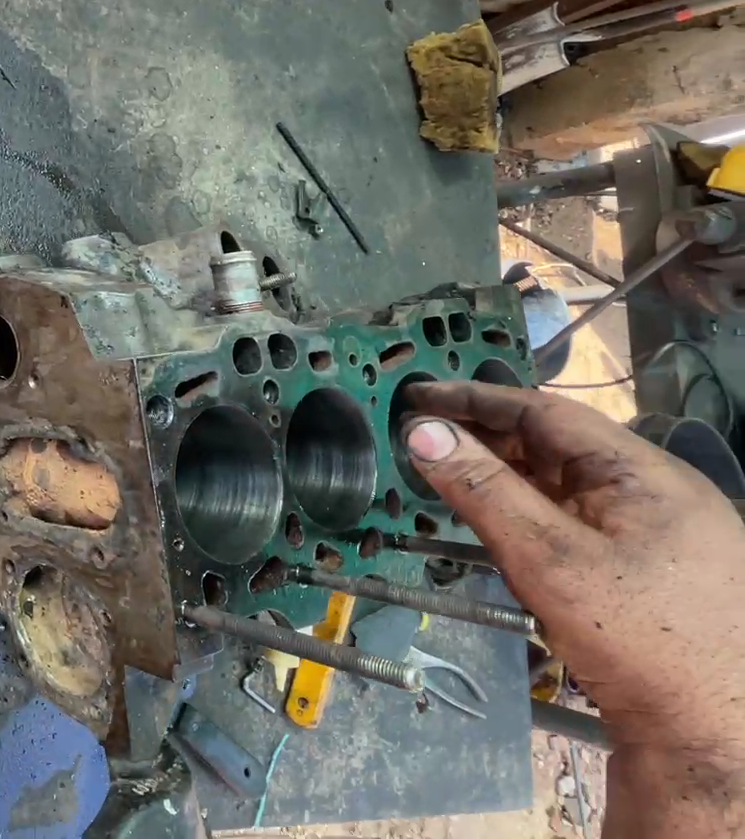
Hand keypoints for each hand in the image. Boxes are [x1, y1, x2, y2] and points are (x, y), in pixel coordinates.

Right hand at [402, 381, 744, 830]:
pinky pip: (562, 509)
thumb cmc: (638, 634)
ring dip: (492, 463)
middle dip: (478, 429)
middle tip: (412, 428)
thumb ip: (481, 487)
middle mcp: (651, 492)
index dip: (473, 398)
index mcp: (644, 476)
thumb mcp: (547, 556)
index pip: (545, 412)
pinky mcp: (635, 561)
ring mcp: (647, 528)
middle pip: (551, 442)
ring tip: (432, 461)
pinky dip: (512, 497)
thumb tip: (420, 430)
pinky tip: (479, 506)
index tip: (413, 395)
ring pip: (554, 476)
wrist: (714, 733)